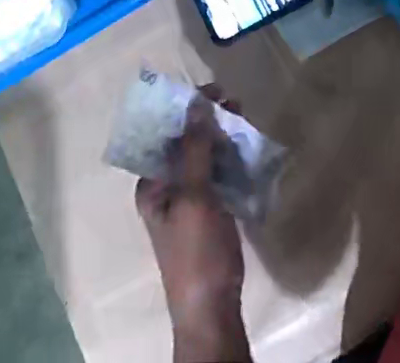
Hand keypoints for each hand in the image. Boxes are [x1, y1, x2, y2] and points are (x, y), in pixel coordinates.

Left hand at [136, 93, 249, 362]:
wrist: (213, 309)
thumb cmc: (195, 251)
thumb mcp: (194, 197)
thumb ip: (195, 149)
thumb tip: (197, 104)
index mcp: (152, 183)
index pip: (164, 135)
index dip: (184, 109)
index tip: (210, 90)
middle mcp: (167, 186)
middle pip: (186, 142)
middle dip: (206, 120)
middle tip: (232, 101)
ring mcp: (190, 198)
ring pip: (205, 155)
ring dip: (221, 135)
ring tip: (242, 115)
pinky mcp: (212, 208)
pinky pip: (219, 172)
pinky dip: (231, 156)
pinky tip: (247, 144)